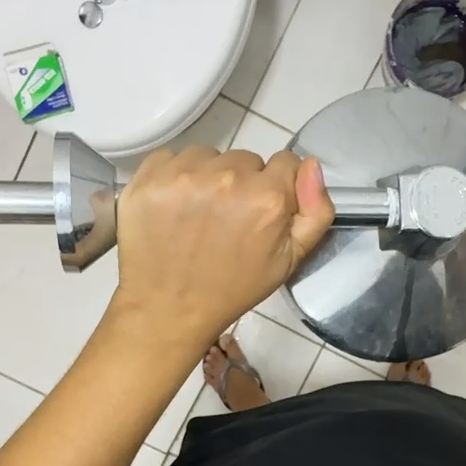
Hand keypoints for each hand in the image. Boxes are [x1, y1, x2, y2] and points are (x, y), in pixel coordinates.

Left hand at [108, 146, 335, 352]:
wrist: (168, 308)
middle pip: (246, 160)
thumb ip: (315, 212)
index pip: (286, 163)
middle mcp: (227, 177)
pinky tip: (174, 209)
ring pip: (209, 156)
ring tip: (198, 216)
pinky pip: (172, 157)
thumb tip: (311, 166)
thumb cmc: (232, 289)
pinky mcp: (150, 175)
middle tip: (227, 222)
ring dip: (208, 178)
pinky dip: (175, 177)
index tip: (261, 213)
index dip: (278, 188)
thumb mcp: (288, 261)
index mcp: (266, 198)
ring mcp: (184, 174)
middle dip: (242, 185)